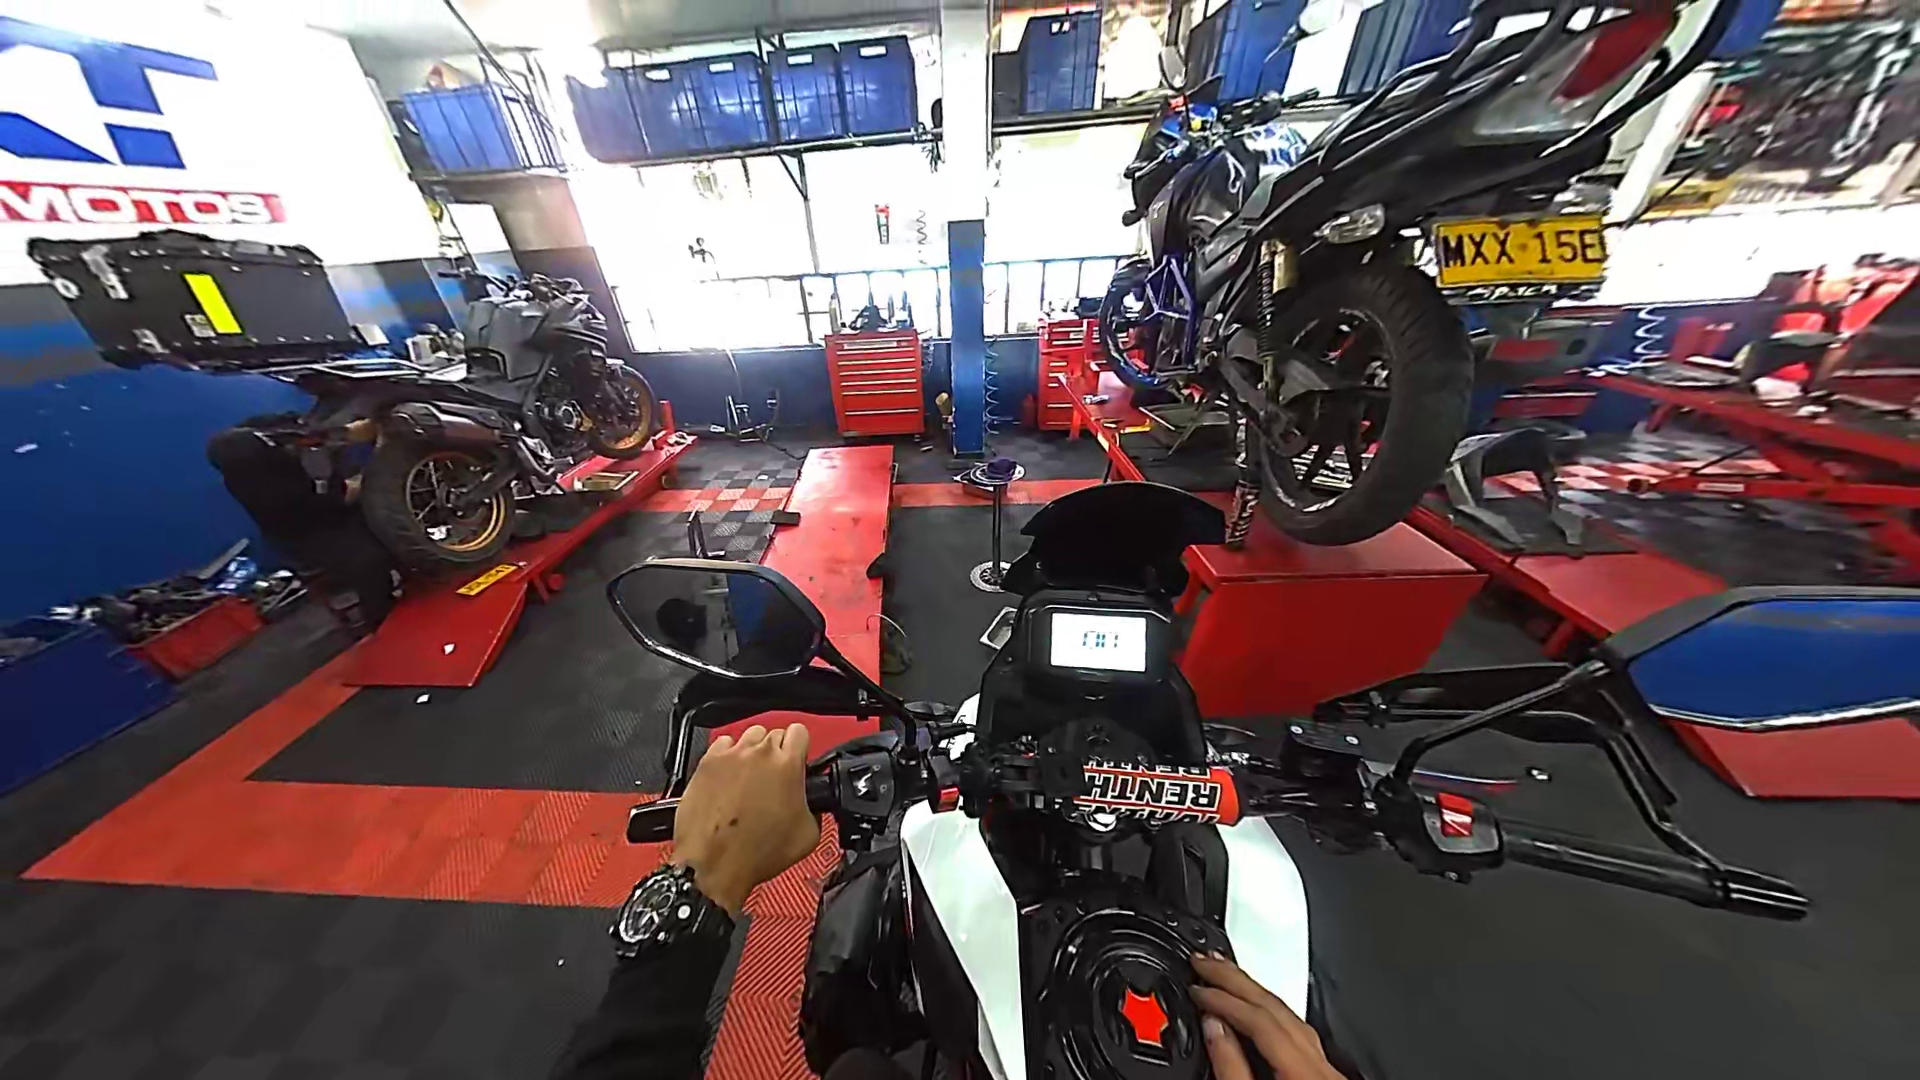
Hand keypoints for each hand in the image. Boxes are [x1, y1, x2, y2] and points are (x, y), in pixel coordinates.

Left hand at [670, 723, 819, 914]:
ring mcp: (733, 755)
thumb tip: (813, 803)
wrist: (713, 867)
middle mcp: (761, 753)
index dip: (800, 745)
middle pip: (776, 733)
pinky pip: (723, 743)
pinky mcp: (708, 762)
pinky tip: (729, 775)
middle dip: (777, 752)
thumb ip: (816, 808)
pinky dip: (728, 755)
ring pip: (751, 735)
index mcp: (788, 764)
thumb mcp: (808, 835)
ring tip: (750, 775)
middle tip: (773, 776)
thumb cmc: (754, 853)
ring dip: (754, 751)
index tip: (796, 758)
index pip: (800, 731)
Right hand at [1191, 954, 1342, 1079]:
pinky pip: (1296, 1028)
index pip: (1259, 1020)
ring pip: (1288, 1014)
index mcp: (1306, 1075)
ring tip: (1222, 970)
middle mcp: (1324, 1068)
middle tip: (1202, 959)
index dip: (1223, 998)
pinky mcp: (1328, 1077)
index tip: (1196, 988)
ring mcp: (1330, 1071)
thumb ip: (1231, 1068)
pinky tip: (1253, 1000)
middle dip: (1233, 978)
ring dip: (1250, 988)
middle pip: (1275, 1007)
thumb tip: (1211, 1023)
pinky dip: (1267, 1007)